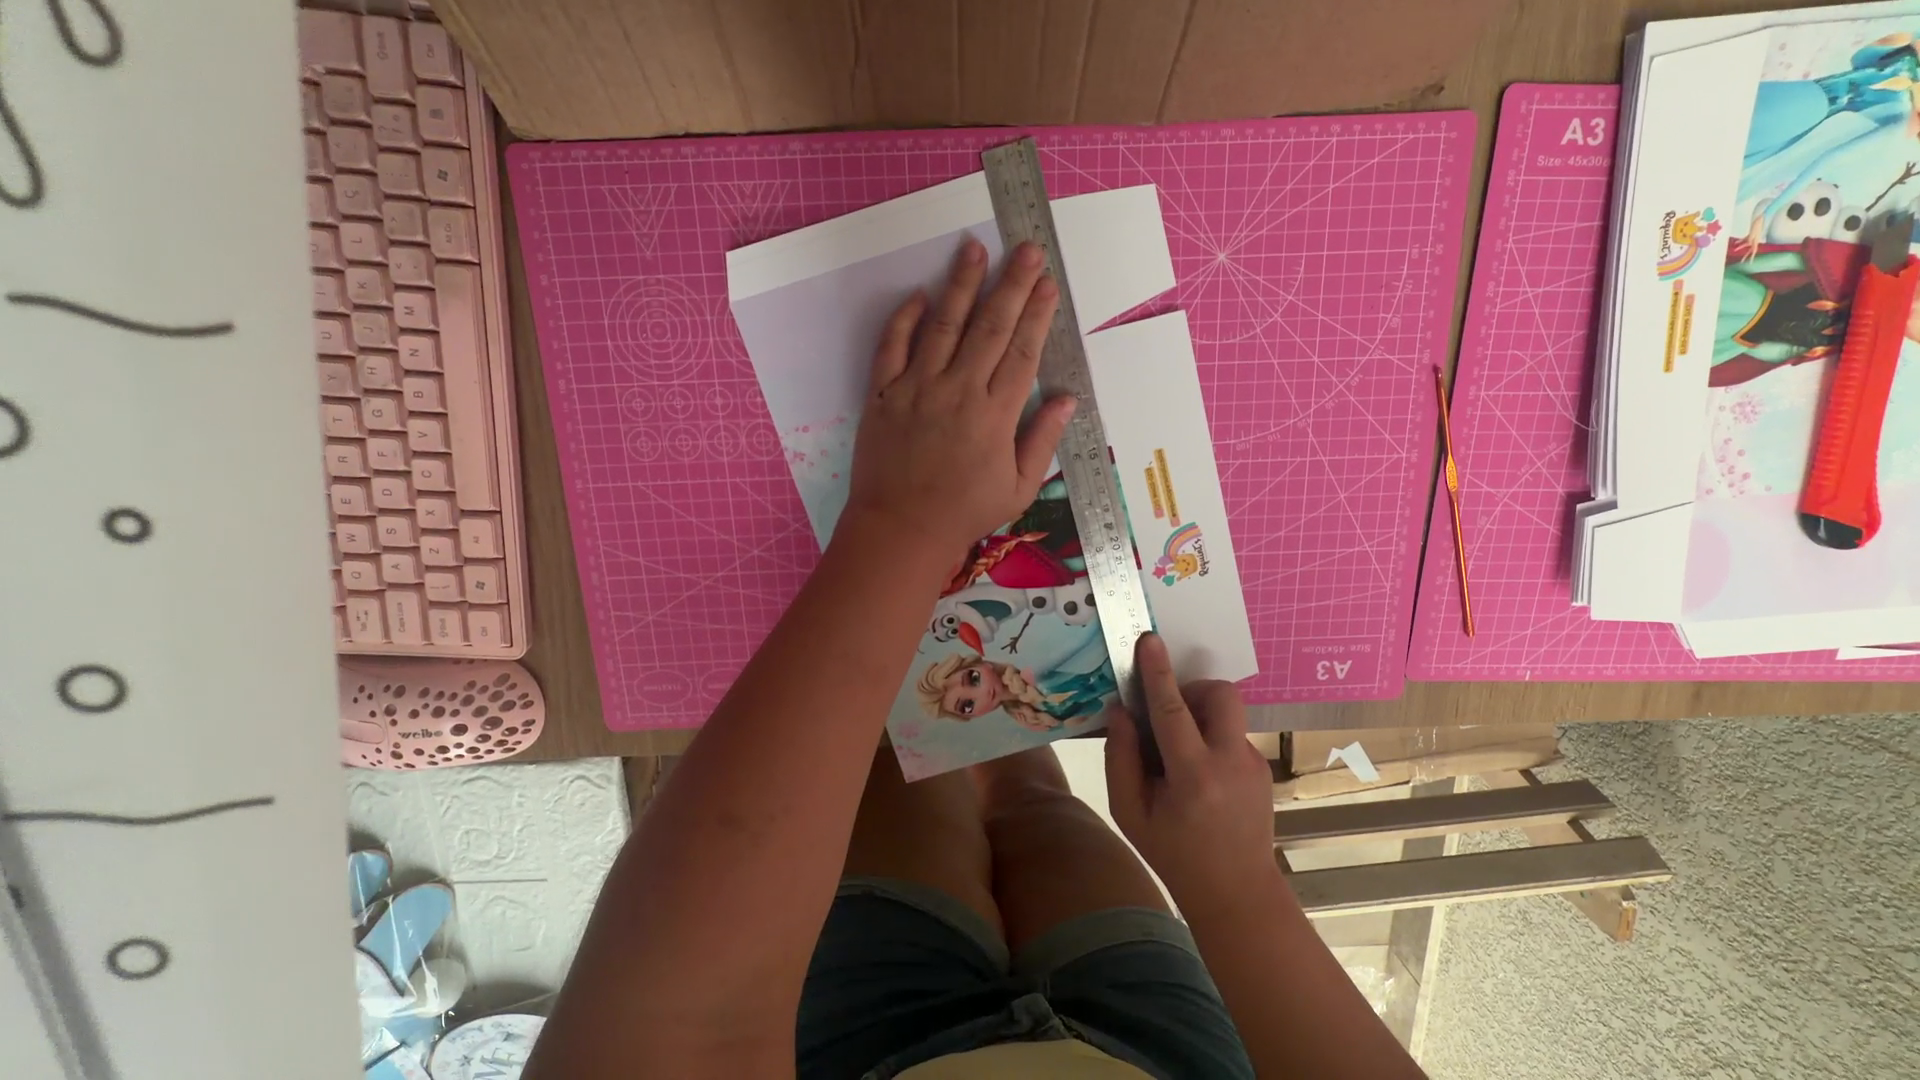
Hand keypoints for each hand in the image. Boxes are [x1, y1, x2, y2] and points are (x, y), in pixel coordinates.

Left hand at [844, 239, 1075, 556]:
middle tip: (1025, 249)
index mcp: (995, 415)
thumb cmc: (965, 512)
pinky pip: (892, 346)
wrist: (901, 529)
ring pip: (942, 325)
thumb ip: (1042, 440)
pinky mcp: (883, 394)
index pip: (1022, 352)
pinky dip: (904, 318)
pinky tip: (919, 294)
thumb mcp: (1018, 488)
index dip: (1037, 313)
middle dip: (1011, 284)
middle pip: (989, 327)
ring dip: (961, 285)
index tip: (1048, 283)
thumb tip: (1068, 398)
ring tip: (973, 248)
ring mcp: (917, 388)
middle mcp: (958, 391)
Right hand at [1104, 634, 1277, 910]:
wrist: (1237, 893)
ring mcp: (1253, 764)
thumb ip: (1120, 758)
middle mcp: (1230, 763)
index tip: (1149, 640)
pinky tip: (1198, 776)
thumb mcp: (1130, 813)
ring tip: (1179, 754)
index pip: (1173, 710)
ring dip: (1199, 716)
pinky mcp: (1262, 768)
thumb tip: (1121, 711)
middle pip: (1220, 694)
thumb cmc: (1173, 855)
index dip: (1158, 672)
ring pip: (1227, 713)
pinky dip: (1209, 739)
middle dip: (1192, 688)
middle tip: (1169, 713)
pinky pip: (1230, 733)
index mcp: (1194, 777)